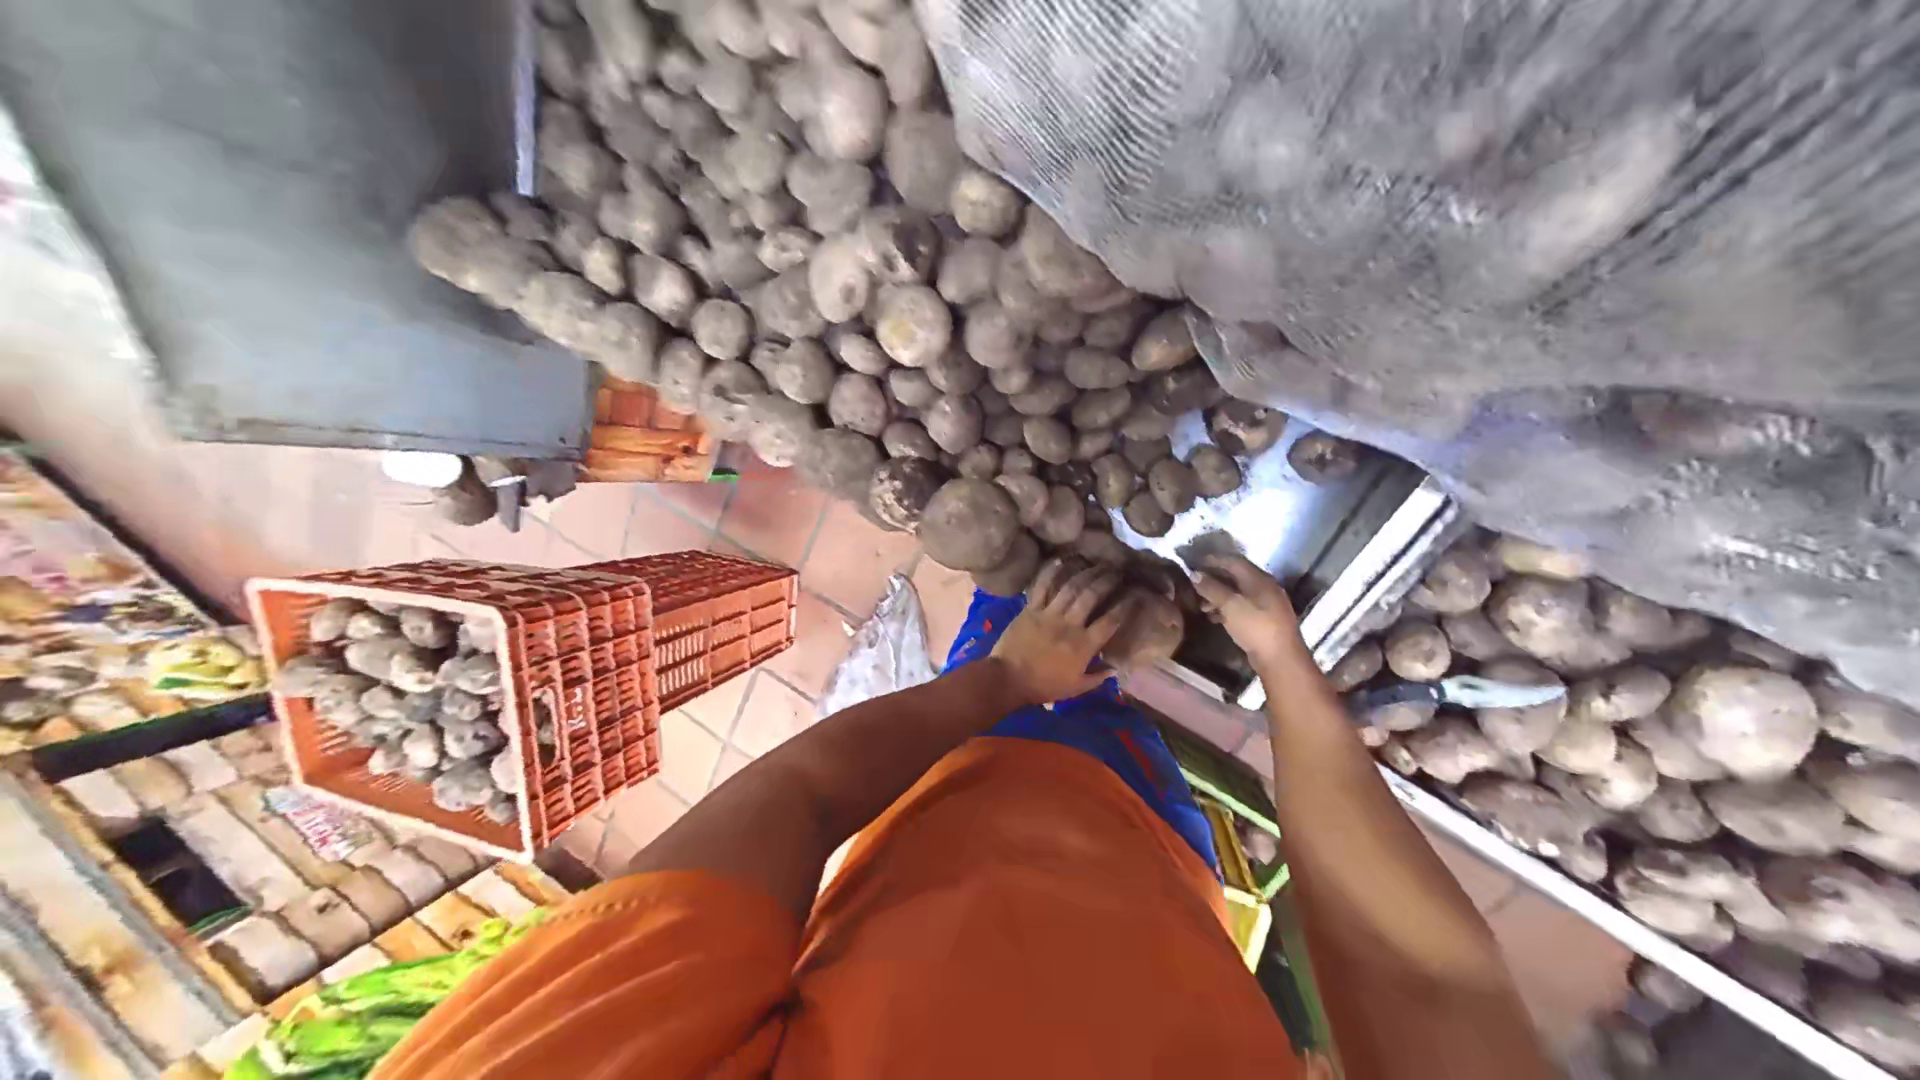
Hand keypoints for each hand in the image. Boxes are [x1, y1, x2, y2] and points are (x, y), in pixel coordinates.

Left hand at [989, 561, 1132, 705]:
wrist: (1007, 679)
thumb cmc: (1043, 686)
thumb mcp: (1076, 688)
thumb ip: (1097, 677)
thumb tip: (1115, 667)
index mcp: (1083, 645)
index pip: (1110, 621)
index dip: (1124, 606)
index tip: (1134, 595)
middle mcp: (1069, 624)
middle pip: (1092, 595)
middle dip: (1106, 581)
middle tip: (1116, 572)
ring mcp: (1049, 613)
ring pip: (1071, 587)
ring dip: (1086, 573)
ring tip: (1097, 565)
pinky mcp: (1030, 608)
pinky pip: (1042, 586)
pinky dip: (1051, 571)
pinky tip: (1061, 560)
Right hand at [1193, 554, 1306, 673]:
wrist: (1280, 658)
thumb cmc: (1255, 626)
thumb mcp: (1230, 605)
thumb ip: (1212, 588)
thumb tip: (1195, 574)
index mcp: (1259, 579)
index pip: (1234, 561)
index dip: (1214, 560)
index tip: (1195, 562)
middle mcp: (1264, 587)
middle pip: (1235, 576)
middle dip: (1214, 579)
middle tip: (1195, 583)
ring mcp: (1265, 604)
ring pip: (1237, 593)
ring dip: (1218, 596)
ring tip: (1201, 604)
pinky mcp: (1263, 619)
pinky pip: (1241, 606)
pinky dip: (1226, 608)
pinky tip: (1213, 616)